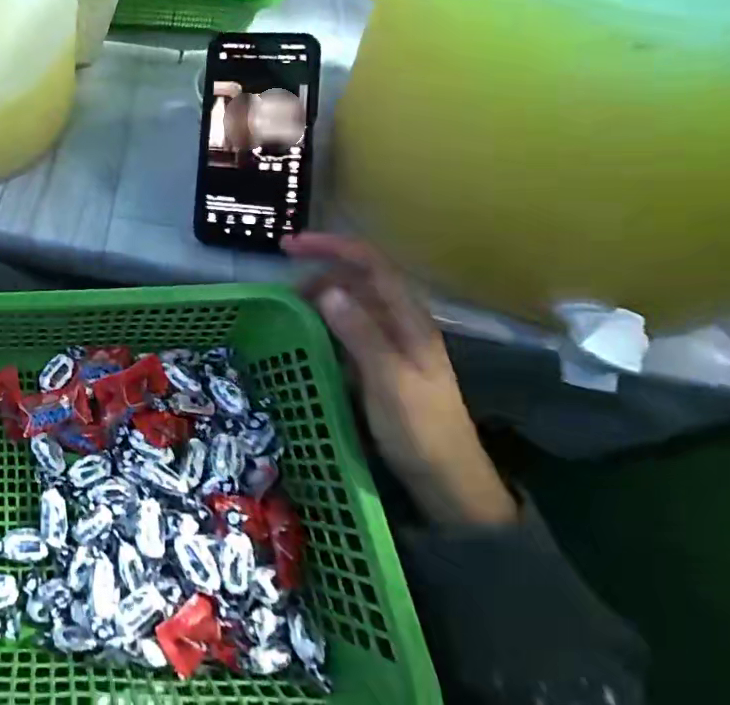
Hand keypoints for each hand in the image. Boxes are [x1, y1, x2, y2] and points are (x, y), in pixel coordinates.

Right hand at [283, 233, 517, 528]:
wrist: (449, 483)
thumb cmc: (421, 430)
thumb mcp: (388, 380)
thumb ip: (359, 332)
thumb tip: (326, 289)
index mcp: (409, 319)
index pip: (371, 264)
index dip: (332, 246)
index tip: (290, 246)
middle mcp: (400, 323)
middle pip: (358, 280)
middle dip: (319, 273)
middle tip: (281, 291)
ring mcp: (391, 344)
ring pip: (352, 305)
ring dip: (319, 299)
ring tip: (287, 312)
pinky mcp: (380, 365)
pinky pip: (348, 330)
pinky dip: (324, 324)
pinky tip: (305, 337)